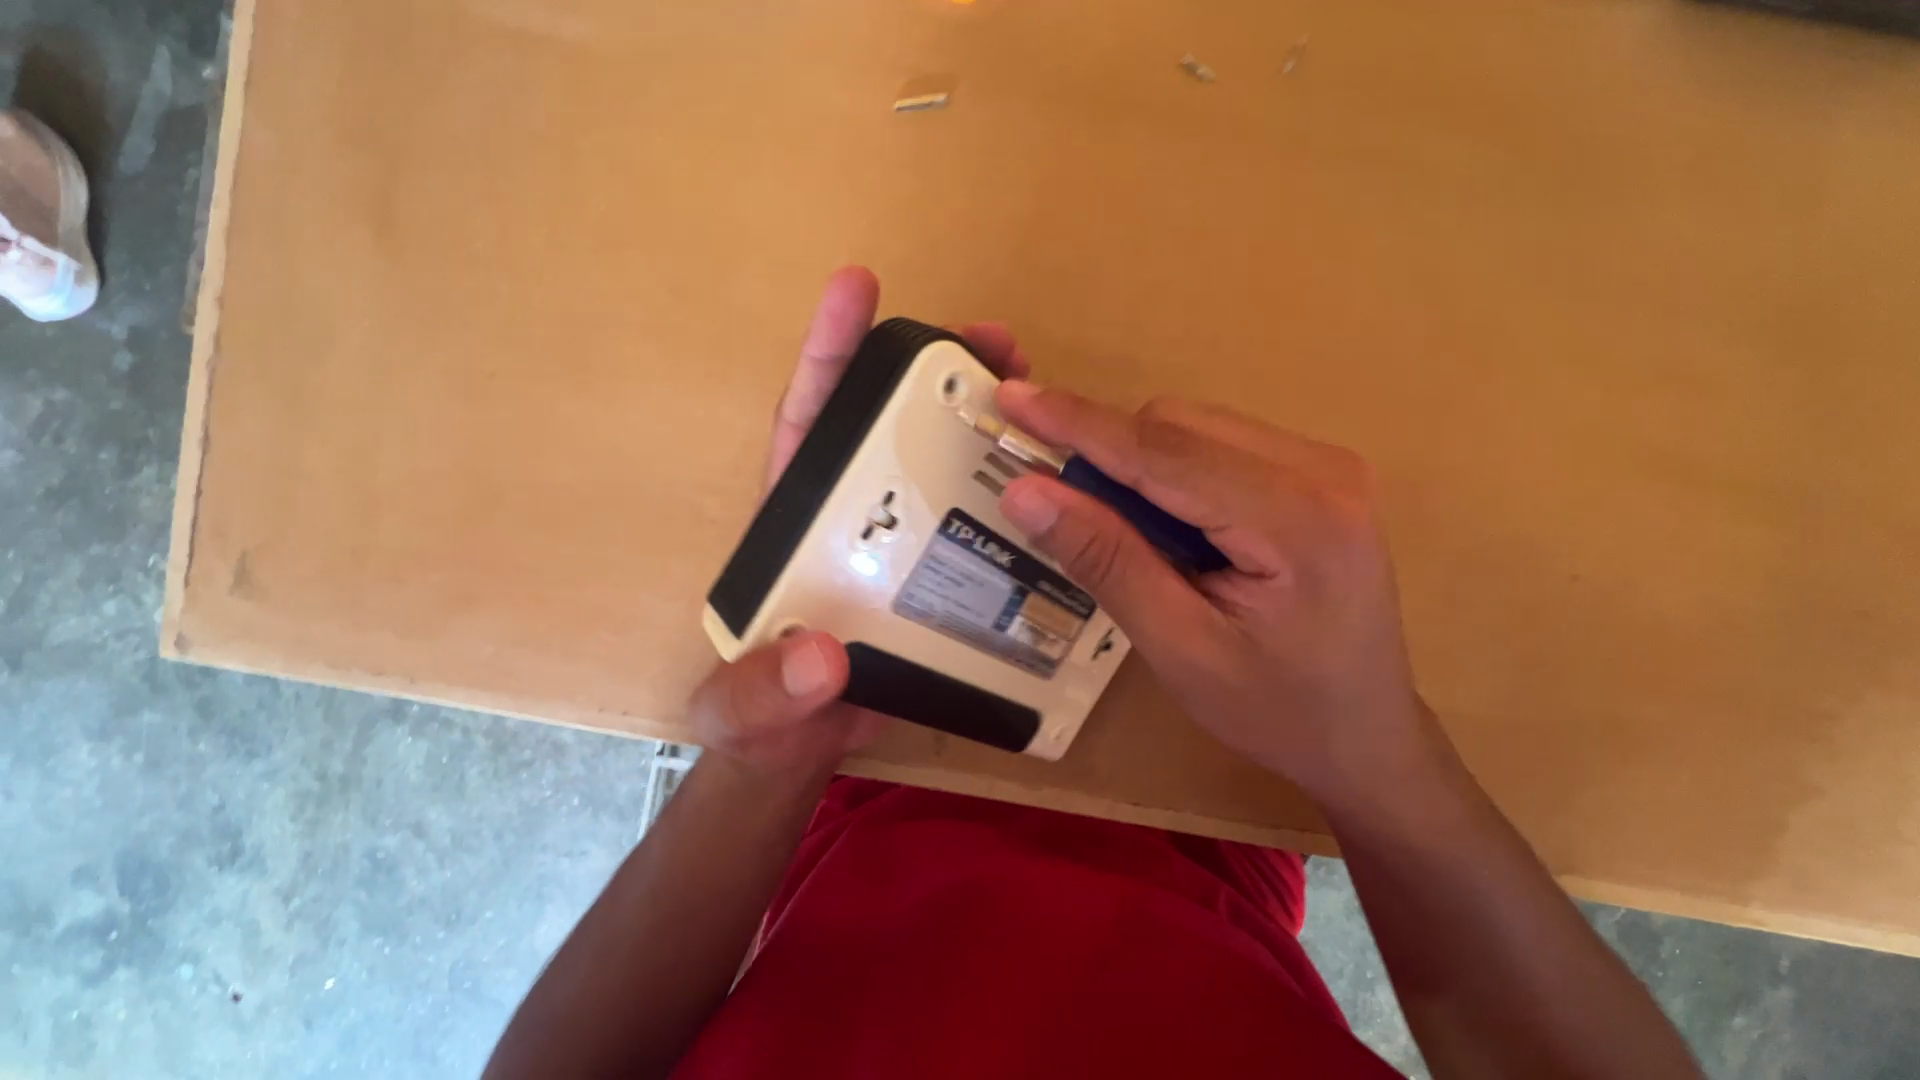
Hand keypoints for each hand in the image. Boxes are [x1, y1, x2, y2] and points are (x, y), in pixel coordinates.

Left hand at [692, 267, 1034, 778]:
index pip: (807, 422)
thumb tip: (824, 657)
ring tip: (1038, 392)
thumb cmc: (759, 717)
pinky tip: (1056, 482)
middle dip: (936, 371)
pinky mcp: (937, 575)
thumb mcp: (744, 707)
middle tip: (993, 342)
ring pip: (944, 463)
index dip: (829, 355)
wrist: (806, 752)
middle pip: (891, 423)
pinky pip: (977, 522)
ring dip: (987, 422)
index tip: (857, 287)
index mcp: (793, 519)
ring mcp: (898, 541)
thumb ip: (764, 690)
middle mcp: (849, 513)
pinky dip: (1014, 496)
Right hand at [993, 384, 1443, 807]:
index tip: (1012, 399)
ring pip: (1197, 428)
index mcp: (1297, 519)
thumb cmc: (1276, 711)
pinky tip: (1180, 534)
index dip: (1079, 425)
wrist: (1366, 737)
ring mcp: (1329, 467)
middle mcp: (1323, 471)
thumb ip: (1105, 560)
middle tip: (1074, 520)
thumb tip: (1026, 493)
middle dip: (1113, 457)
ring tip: (1141, 545)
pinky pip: (1221, 445)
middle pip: (1180, 426)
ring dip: (1143, 468)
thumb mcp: (1179, 648)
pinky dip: (1177, 476)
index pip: (1162, 452)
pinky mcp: (1321, 475)